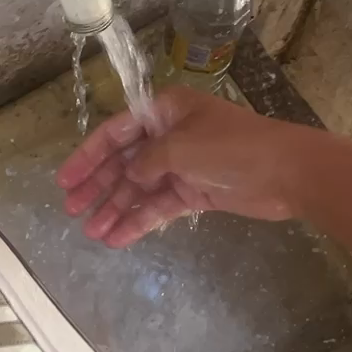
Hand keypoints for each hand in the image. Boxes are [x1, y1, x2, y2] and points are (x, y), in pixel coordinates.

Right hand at [55, 86, 309, 246]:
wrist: (287, 172)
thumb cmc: (233, 147)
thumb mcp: (181, 147)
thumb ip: (147, 161)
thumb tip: (129, 176)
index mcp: (165, 112)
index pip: (115, 133)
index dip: (88, 156)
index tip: (64, 181)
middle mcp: (170, 136)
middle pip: (124, 162)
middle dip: (98, 187)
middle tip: (72, 211)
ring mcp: (182, 166)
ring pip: (139, 189)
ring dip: (116, 209)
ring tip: (92, 233)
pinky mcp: (195, 192)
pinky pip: (159, 207)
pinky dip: (140, 221)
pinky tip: (119, 238)